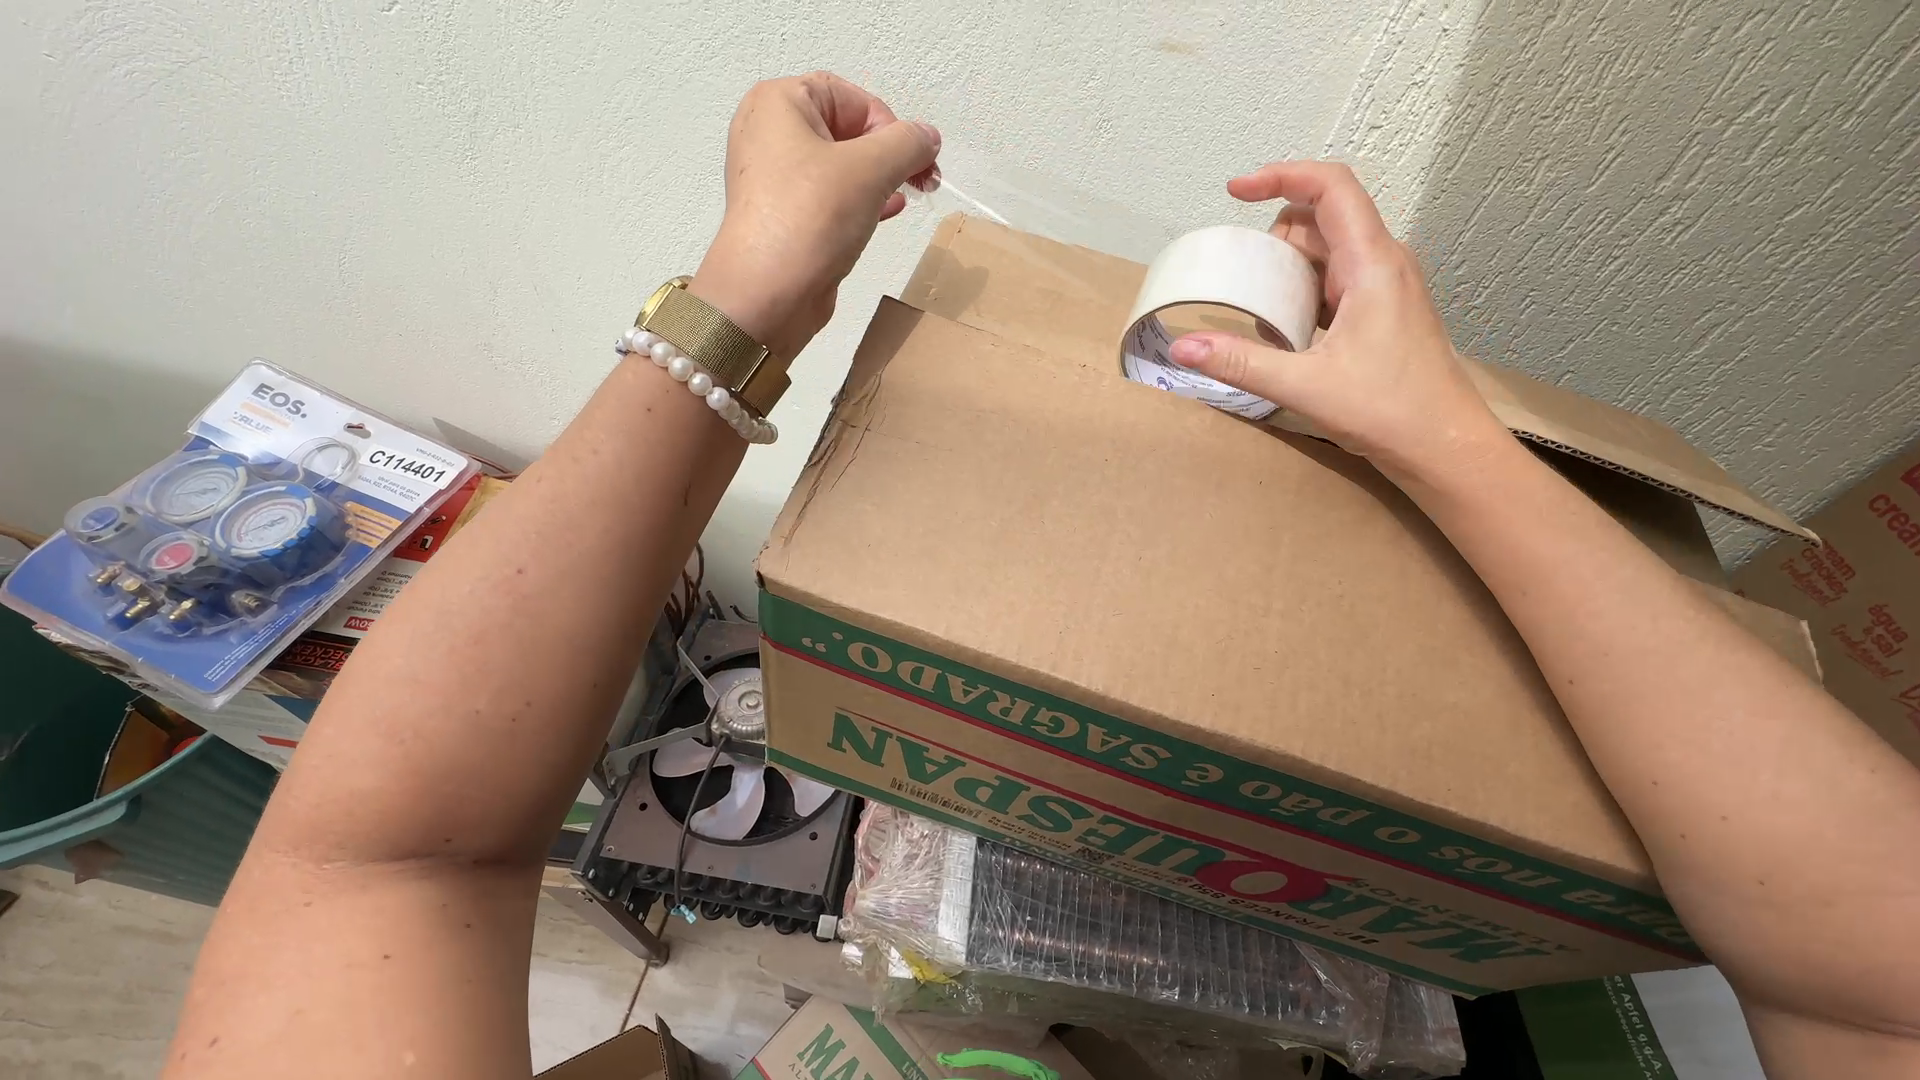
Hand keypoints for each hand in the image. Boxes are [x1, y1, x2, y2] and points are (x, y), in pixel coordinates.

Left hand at [688, 73, 939, 360]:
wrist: (767, 296)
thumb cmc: (811, 218)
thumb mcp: (869, 169)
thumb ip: (907, 144)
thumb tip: (929, 137)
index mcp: (778, 104)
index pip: (849, 97)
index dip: (889, 122)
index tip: (915, 157)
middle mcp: (770, 135)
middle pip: (846, 130)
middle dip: (890, 153)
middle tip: (925, 179)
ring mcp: (775, 180)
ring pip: (841, 168)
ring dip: (880, 179)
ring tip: (910, 196)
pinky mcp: (786, 219)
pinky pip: (831, 199)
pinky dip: (861, 202)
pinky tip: (888, 212)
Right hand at [1167, 162, 1509, 483]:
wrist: (1443, 445)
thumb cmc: (1388, 410)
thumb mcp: (1304, 386)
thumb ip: (1240, 362)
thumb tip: (1182, 347)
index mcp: (1372, 264)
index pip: (1330, 187)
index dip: (1281, 175)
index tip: (1235, 190)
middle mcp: (1383, 264)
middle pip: (1321, 219)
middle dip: (1274, 238)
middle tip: (1241, 279)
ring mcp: (1385, 288)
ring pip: (1327, 251)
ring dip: (1287, 267)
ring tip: (1258, 308)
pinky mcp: (1381, 312)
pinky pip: (1334, 282)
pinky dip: (1302, 291)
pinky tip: (1284, 331)